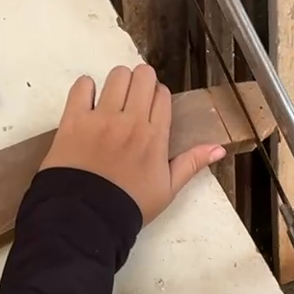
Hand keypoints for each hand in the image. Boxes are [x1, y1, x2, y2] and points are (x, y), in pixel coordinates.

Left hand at [40, 65, 224, 223]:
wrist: (87, 217)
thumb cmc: (129, 205)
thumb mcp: (167, 189)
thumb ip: (192, 163)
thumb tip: (219, 148)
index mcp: (155, 135)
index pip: (162, 94)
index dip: (157, 96)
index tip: (151, 107)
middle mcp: (130, 121)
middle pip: (142, 77)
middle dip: (140, 81)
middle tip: (132, 97)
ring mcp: (101, 118)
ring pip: (116, 76)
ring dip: (117, 82)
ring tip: (112, 98)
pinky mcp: (74, 119)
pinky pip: (82, 86)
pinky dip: (86, 88)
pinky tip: (88, 100)